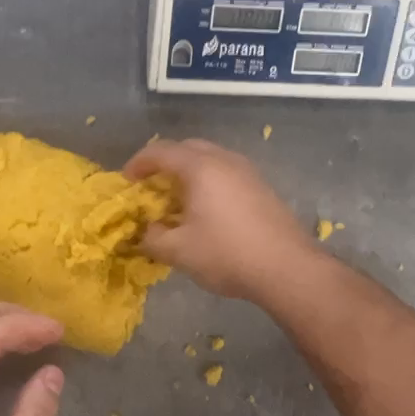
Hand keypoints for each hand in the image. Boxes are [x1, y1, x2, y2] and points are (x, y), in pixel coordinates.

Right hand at [124, 138, 321, 300]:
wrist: (287, 267)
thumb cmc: (227, 254)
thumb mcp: (179, 251)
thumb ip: (153, 238)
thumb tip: (147, 231)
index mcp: (200, 167)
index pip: (161, 152)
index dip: (139, 163)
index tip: (127, 181)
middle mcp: (224, 160)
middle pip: (187, 148)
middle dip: (164, 162)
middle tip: (150, 185)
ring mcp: (247, 171)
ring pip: (210, 158)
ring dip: (188, 170)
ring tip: (177, 197)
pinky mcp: (262, 186)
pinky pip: (226, 171)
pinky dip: (209, 180)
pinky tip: (207, 208)